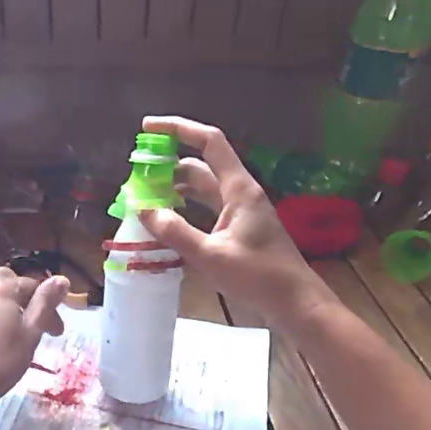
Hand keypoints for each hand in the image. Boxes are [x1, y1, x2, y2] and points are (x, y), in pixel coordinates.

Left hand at [0, 266, 68, 412]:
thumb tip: (61, 279)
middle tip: (39, 326)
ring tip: (19, 334)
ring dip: (10, 307)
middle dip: (27, 300)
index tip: (57, 330)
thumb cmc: (0, 361)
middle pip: (8, 283)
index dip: (49, 304)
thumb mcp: (31, 332)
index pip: (31, 283)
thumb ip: (46, 303)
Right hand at [136, 116, 330, 320]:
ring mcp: (238, 211)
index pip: (209, 143)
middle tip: (136, 173)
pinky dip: (182, 207)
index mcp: (238, 189)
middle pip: (200, 165)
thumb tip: (143, 210)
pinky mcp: (235, 228)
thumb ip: (175, 232)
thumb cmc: (258, 276)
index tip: (147, 128)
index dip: (179, 129)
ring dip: (172, 187)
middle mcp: (238, 193)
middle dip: (167, 163)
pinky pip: (204, 207)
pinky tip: (165, 219)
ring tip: (143, 196)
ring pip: (200, 187)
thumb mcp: (210, 255)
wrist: (293, 301)